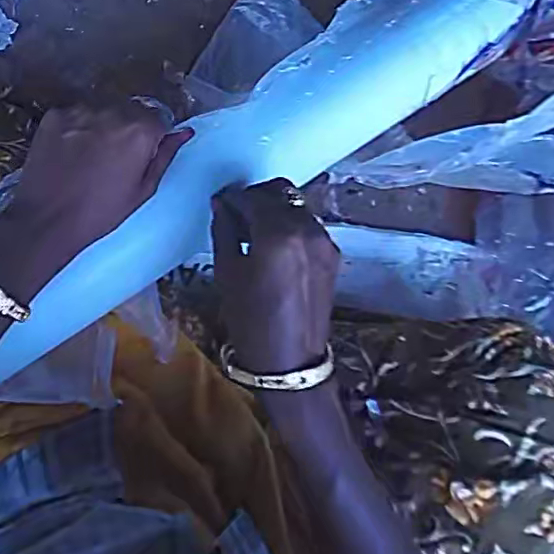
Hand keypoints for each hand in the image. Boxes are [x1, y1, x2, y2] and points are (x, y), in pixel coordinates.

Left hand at [0, 102, 191, 286]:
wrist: (47, 220)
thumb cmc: (101, 212)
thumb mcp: (143, 190)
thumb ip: (165, 156)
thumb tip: (184, 133)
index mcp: (140, 131)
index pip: (158, 119)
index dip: (152, 138)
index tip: (141, 156)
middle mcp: (113, 112)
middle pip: (130, 110)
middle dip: (128, 128)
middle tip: (116, 158)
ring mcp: (80, 110)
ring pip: (103, 110)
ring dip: (103, 124)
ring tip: (91, 155)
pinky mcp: (55, 114)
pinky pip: (76, 114)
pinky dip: (77, 127)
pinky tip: (71, 151)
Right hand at [211, 180, 339, 375]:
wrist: (290, 361)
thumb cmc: (250, 320)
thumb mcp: (227, 272)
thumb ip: (225, 231)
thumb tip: (222, 206)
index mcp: (278, 234)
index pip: (252, 198)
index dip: (232, 198)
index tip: (220, 203)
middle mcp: (307, 229)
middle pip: (280, 193)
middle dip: (256, 197)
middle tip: (236, 212)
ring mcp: (324, 241)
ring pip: (296, 206)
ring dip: (274, 209)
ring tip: (253, 230)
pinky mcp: (332, 254)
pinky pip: (308, 225)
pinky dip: (289, 225)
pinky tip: (273, 245)